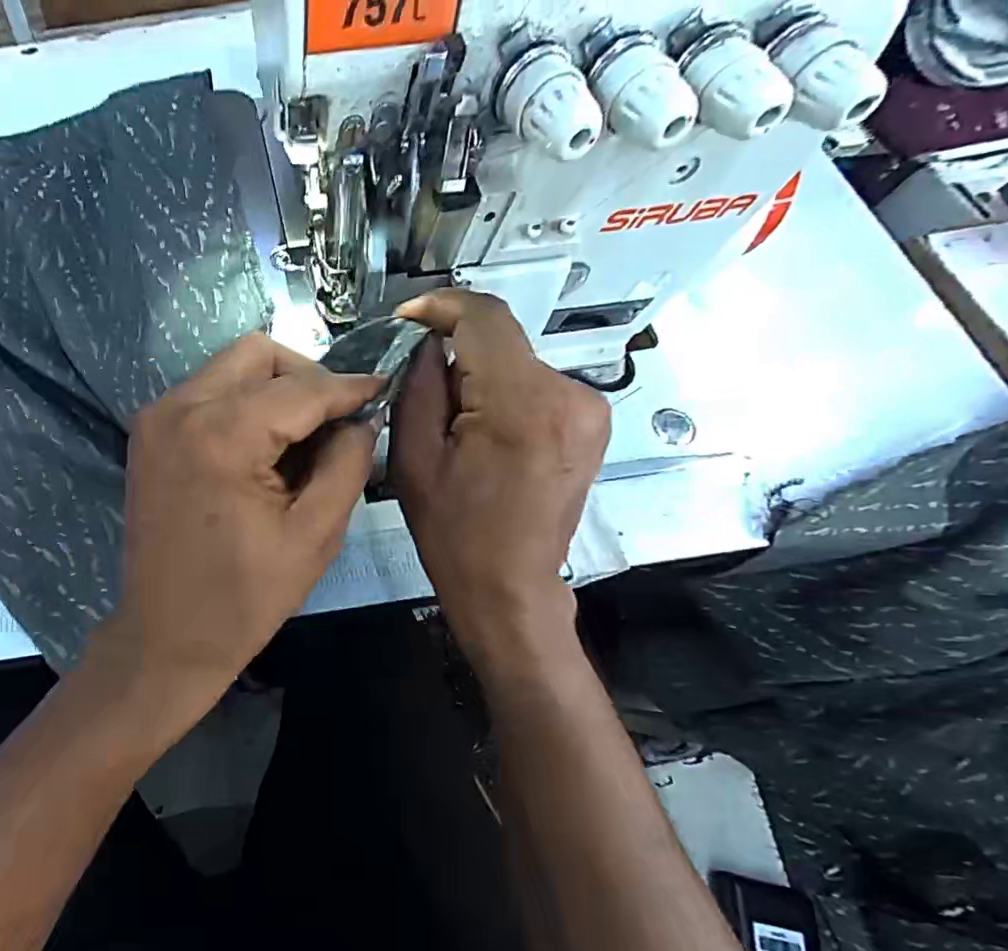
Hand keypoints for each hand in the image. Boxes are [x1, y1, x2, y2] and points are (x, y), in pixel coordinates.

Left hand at [110, 333, 379, 694]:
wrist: (167, 637)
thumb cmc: (247, 597)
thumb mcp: (316, 535)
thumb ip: (348, 465)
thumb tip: (363, 420)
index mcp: (221, 435)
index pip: (302, 388)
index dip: (349, 387)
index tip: (383, 388)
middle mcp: (180, 408)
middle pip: (259, 355)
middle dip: (309, 378)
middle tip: (339, 420)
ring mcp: (157, 418)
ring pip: (233, 369)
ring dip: (278, 391)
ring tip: (307, 439)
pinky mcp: (150, 434)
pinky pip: (210, 394)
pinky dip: (247, 407)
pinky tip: (269, 449)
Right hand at [391, 289, 609, 660]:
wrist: (511, 587)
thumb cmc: (458, 537)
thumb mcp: (415, 460)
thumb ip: (420, 385)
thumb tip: (431, 342)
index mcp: (521, 405)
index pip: (485, 316)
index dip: (442, 306)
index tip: (412, 318)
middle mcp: (569, 396)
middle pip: (502, 341)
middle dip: (460, 356)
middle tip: (429, 397)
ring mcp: (590, 410)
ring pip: (520, 363)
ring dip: (485, 379)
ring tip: (462, 430)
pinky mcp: (594, 423)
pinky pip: (540, 386)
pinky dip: (511, 396)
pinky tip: (493, 437)